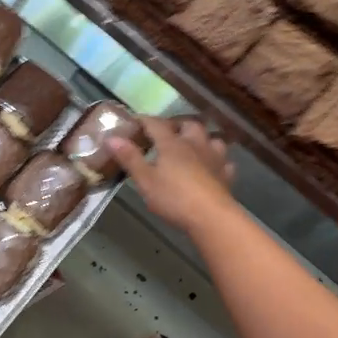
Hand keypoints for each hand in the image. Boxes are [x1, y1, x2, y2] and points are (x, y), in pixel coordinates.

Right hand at [110, 117, 236, 231]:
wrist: (211, 217)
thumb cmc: (173, 197)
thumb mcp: (144, 179)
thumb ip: (129, 157)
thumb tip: (111, 138)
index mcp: (172, 144)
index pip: (156, 124)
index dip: (144, 120)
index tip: (133, 121)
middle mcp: (195, 145)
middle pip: (189, 124)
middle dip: (177, 124)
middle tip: (166, 131)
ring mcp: (214, 159)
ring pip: (212, 139)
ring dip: (202, 138)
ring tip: (193, 144)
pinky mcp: (226, 175)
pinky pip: (224, 161)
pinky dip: (218, 160)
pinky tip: (212, 166)